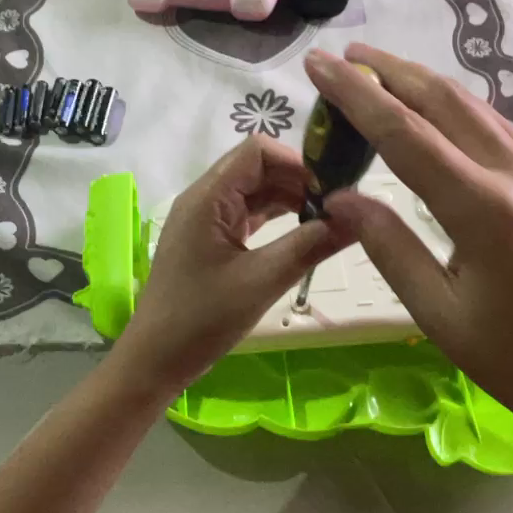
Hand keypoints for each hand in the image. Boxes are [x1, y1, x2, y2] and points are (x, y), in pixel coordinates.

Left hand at [104, 134, 355, 397]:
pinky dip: (276, 218)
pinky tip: (305, 232)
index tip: (333, 187)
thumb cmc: (202, 319)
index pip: (257, 151)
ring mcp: (206, 219)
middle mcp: (204, 199)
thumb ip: (310, 246)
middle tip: (340, 205)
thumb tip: (358, 219)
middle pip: (257, 168)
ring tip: (329, 218)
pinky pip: (247, 215)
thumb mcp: (262, 281)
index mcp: (208, 197)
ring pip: (255, 192)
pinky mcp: (210, 240)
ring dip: (290, 199)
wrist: (155, 360)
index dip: (297, 161)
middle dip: (299, 180)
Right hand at [305, 44, 512, 479]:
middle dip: (390, 72)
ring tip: (378, 72)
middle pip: (444, 102)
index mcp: (485, 211)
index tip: (320, 64)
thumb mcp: (439, 314)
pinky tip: (433, 111)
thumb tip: (339, 198)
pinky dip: (453, 108)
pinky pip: (494, 129)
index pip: (405, 134)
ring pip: (474, 108)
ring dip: (422, 84)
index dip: (357, 95)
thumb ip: (389, 247)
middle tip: (344, 56)